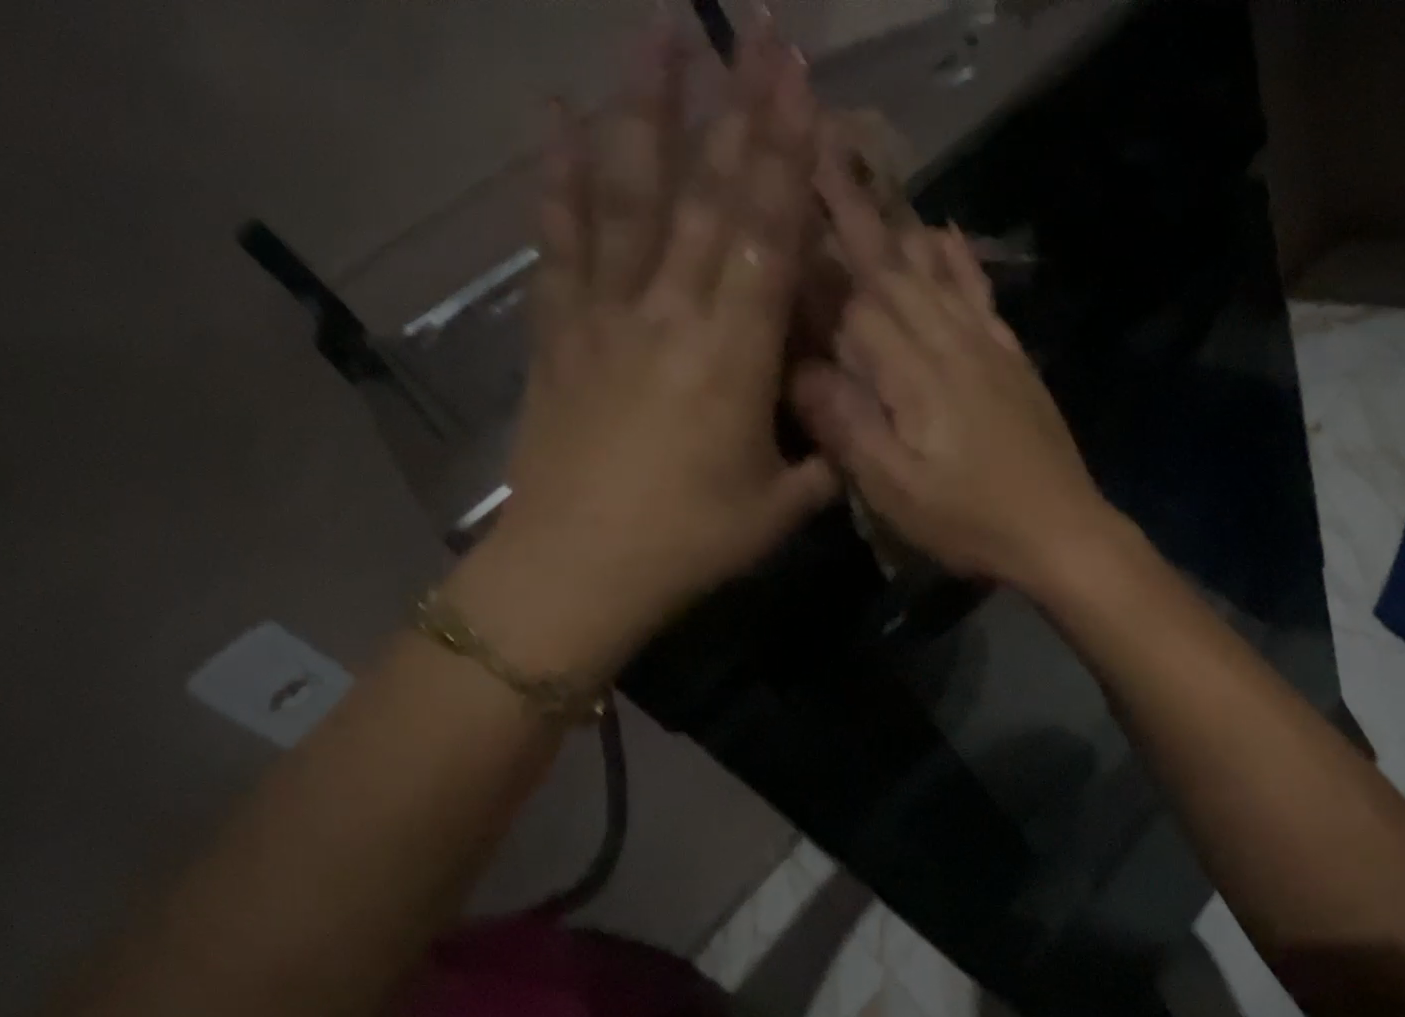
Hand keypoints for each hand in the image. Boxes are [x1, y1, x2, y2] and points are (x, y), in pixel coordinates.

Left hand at [453, 26, 834, 673]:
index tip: (802, 85)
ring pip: (630, 197)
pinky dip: (557, 177)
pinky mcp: (560, 330)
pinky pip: (560, 241)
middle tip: (757, 31)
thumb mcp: (780, 507)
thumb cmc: (689, 544)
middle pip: (708, 196)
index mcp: (735, 355)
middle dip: (740, 107)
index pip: (768, 236)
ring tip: (657, 33)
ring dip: (647, 110)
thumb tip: (848, 417)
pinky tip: (556, 115)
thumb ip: (823, 454)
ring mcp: (608, 314)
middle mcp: (672, 314)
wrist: (574, 574)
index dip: (788, 156)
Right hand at [791, 131, 1119, 587]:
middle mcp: (949, 343)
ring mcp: (986, 346)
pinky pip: (979, 293)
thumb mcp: (895, 489)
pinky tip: (946, 235)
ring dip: (897, 225)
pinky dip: (958, 259)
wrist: (1062, 530)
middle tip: (818, 161)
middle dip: (853, 217)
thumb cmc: (969, 519)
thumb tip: (797, 367)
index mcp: (913, 375)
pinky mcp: (1011, 358)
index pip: (853, 303)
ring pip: (934, 272)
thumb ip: (846, 425)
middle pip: (893, 271)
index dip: (816, 263)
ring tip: (869, 180)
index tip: (784, 211)